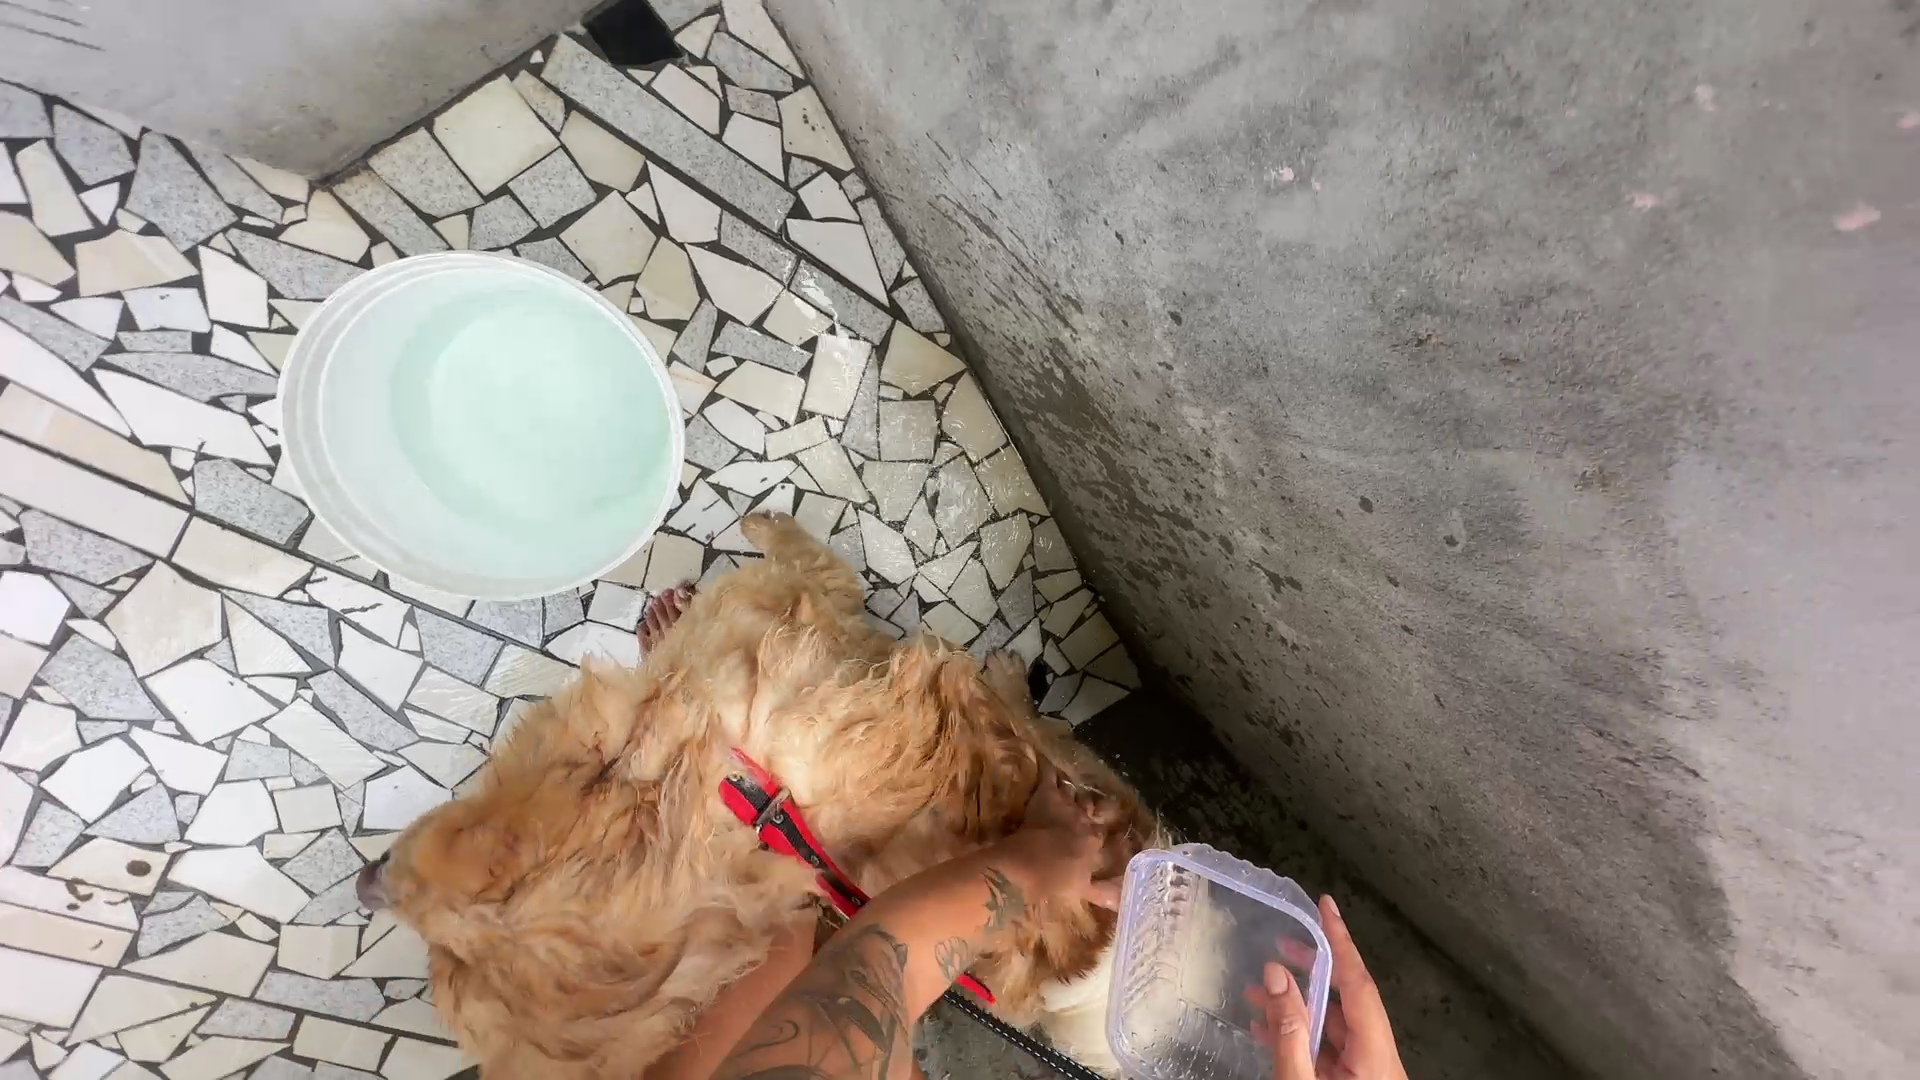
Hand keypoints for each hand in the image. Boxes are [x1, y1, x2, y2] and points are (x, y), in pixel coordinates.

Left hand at [994, 759, 1123, 908]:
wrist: (1029, 863)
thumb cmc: (1056, 880)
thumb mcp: (1083, 890)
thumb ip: (1105, 894)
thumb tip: (1124, 904)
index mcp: (1095, 841)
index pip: (1105, 833)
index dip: (1104, 831)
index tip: (1106, 830)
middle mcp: (1085, 819)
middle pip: (1091, 808)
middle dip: (1090, 806)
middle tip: (1087, 807)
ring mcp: (1066, 804)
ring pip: (1074, 791)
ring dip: (1071, 791)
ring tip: (1070, 790)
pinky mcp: (1047, 794)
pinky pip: (1050, 775)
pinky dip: (1050, 770)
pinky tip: (1049, 765)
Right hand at [1261, 896, 1408, 1079]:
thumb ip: (1289, 1029)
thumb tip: (1275, 972)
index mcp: (1376, 1057)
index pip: (1359, 983)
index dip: (1341, 941)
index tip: (1326, 905)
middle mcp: (1380, 1061)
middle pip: (1347, 1001)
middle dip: (1311, 970)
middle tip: (1279, 946)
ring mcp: (1369, 1075)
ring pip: (1334, 1026)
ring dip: (1296, 1006)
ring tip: (1256, 993)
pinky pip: (1330, 1050)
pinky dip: (1300, 1034)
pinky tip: (1267, 1028)